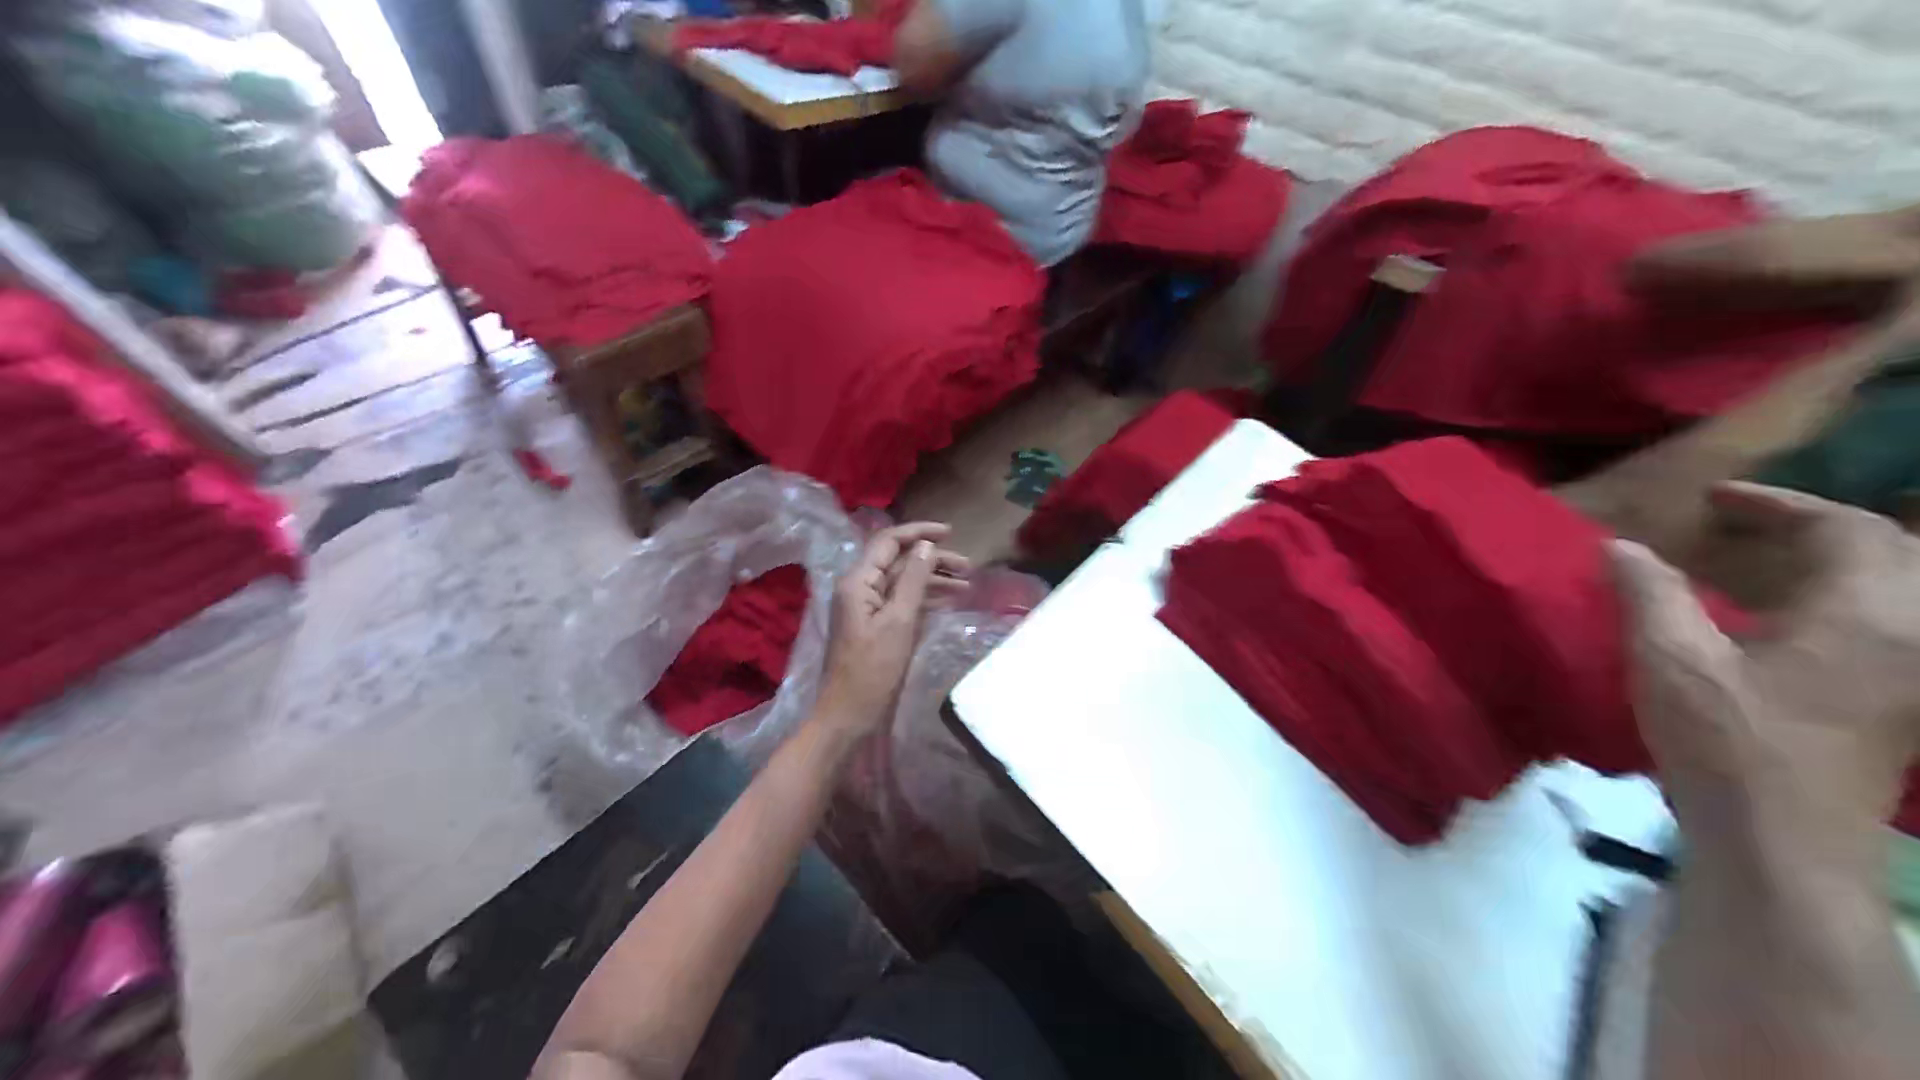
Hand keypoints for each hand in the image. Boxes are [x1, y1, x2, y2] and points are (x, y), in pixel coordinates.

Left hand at [815, 523, 969, 738]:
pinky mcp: (874, 625)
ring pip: (902, 582)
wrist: (847, 715)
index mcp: (858, 581)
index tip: (950, 533)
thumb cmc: (872, 670)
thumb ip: (913, 580)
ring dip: (932, 579)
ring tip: (966, 584)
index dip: (919, 533)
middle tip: (968, 567)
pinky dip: (924, 599)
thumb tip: (926, 546)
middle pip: (898, 561)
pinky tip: (948, 601)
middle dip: (932, 559)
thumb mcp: (899, 622)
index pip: (888, 542)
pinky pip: (901, 602)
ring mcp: (866, 607)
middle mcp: (859, 587)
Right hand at [1610, 483, 1919, 873]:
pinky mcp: (1897, 705)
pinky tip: (1785, 620)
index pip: (1845, 530)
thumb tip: (1622, 545)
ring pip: (1898, 593)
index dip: (1778, 503)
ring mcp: (1912, 675)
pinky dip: (1841, 603)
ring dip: (1838, 565)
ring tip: (1765, 562)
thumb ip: (1648, 593)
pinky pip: (1888, 628)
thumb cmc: (1727, 740)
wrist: (1782, 839)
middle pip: (1895, 555)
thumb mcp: (1669, 658)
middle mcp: (1912, 635)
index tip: (1714, 499)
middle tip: (1747, 525)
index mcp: (1865, 615)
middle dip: (1821, 528)